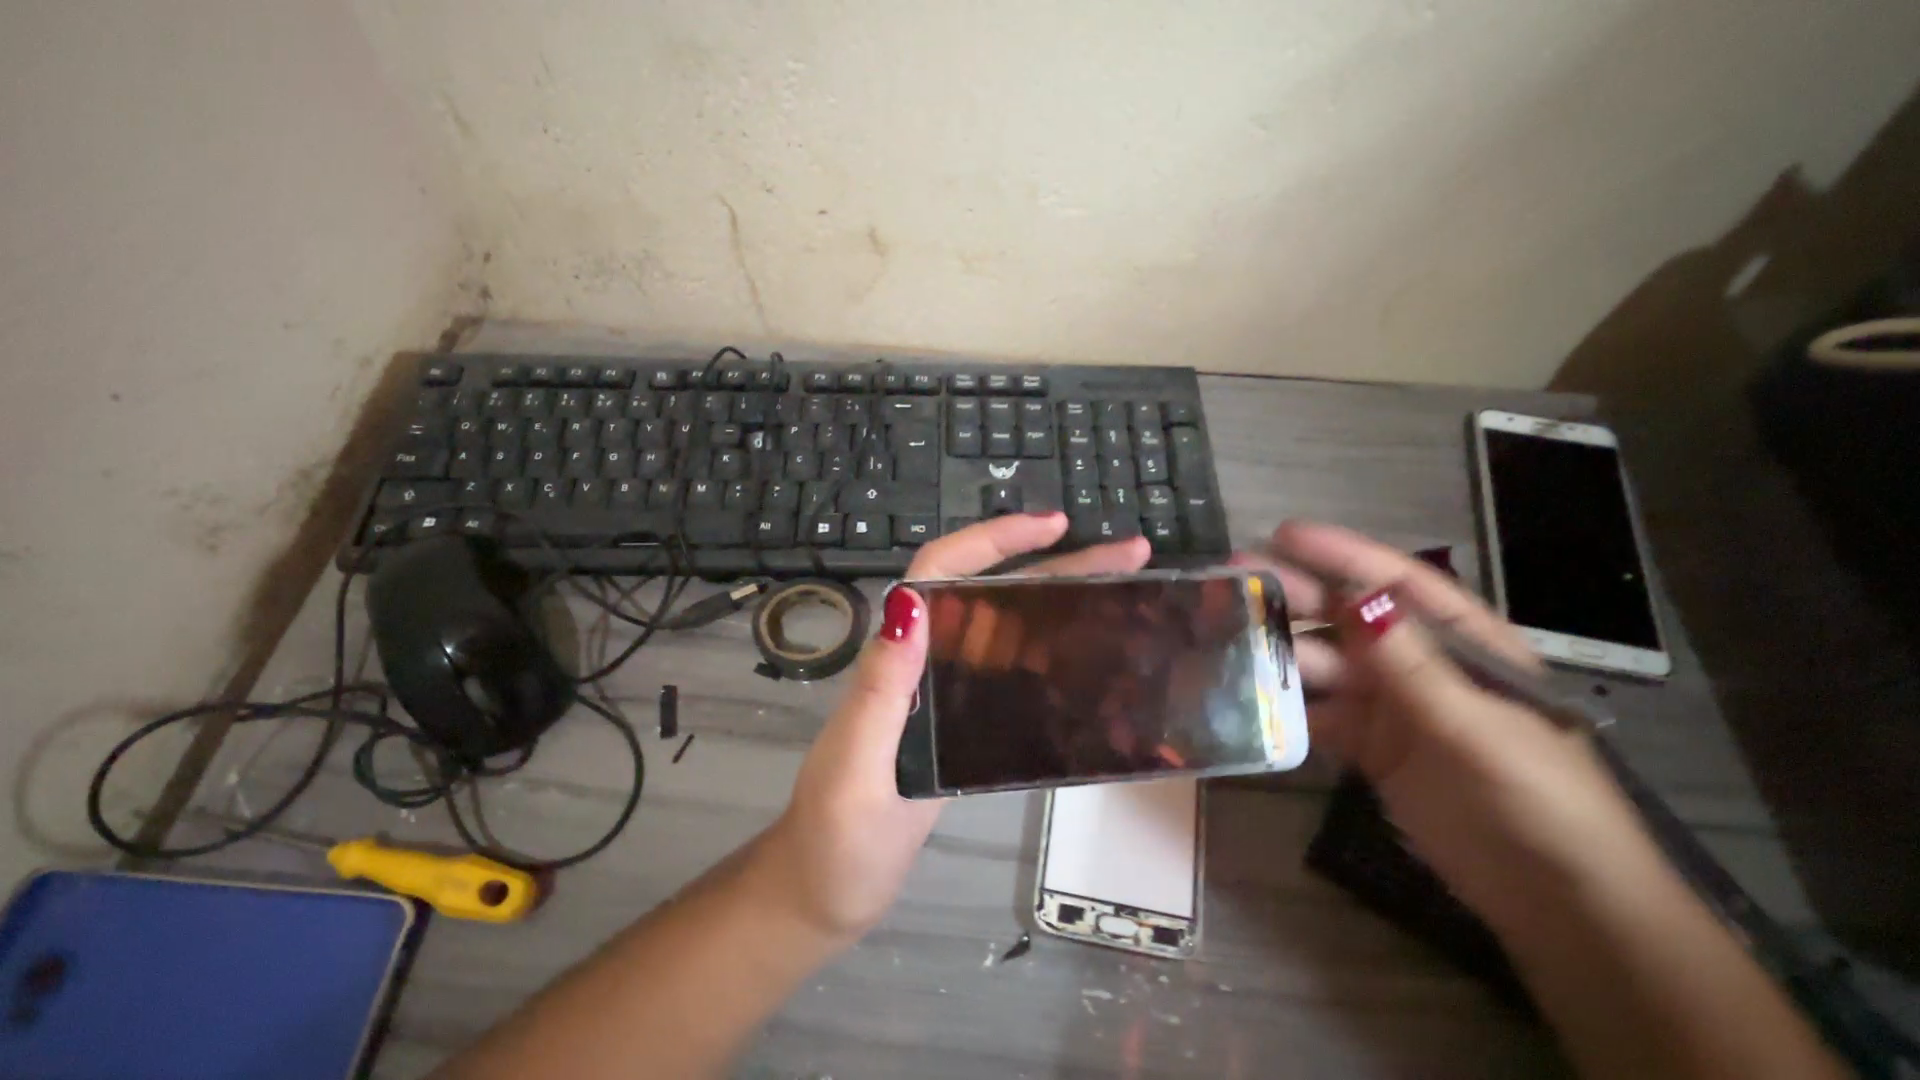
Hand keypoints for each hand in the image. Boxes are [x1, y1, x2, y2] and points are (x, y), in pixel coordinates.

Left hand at [752, 513, 1151, 943]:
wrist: (825, 893)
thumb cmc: (835, 837)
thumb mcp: (856, 764)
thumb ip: (881, 687)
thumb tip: (910, 600)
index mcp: (895, 659)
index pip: (940, 573)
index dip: (994, 540)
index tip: (1055, 525)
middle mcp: (922, 665)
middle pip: (990, 597)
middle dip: (1055, 566)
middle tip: (1129, 553)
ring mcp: (944, 699)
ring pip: (1008, 634)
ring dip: (1061, 607)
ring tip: (1127, 596)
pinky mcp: (960, 733)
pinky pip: (1011, 681)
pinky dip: (1051, 662)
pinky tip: (1093, 665)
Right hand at [1249, 522, 1667, 921]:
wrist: (1557, 899)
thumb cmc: (1539, 799)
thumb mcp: (1478, 728)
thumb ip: (1413, 668)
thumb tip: (1359, 602)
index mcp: (1466, 644)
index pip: (1398, 585)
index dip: (1343, 555)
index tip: (1284, 534)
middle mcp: (1424, 665)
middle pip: (1351, 618)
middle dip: (1297, 596)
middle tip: (1232, 580)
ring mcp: (1396, 708)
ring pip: (1328, 665)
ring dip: (1282, 651)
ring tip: (1225, 638)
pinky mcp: (1374, 750)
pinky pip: (1321, 716)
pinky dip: (1287, 707)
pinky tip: (1247, 698)